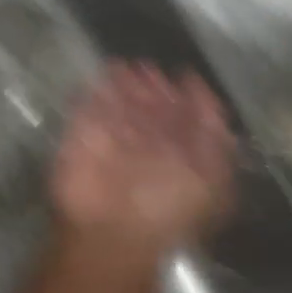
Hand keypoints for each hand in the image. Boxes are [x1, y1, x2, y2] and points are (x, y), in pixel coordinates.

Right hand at [52, 62, 235, 253]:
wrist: (112, 227)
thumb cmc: (169, 208)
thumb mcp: (210, 177)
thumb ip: (210, 137)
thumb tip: (204, 98)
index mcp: (189, 157)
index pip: (190, 120)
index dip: (191, 97)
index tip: (185, 74)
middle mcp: (153, 146)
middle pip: (154, 109)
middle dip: (154, 87)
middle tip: (148, 66)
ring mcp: (115, 141)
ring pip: (121, 105)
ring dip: (124, 85)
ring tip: (123, 64)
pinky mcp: (81, 137)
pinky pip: (88, 110)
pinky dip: (93, 94)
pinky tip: (99, 79)